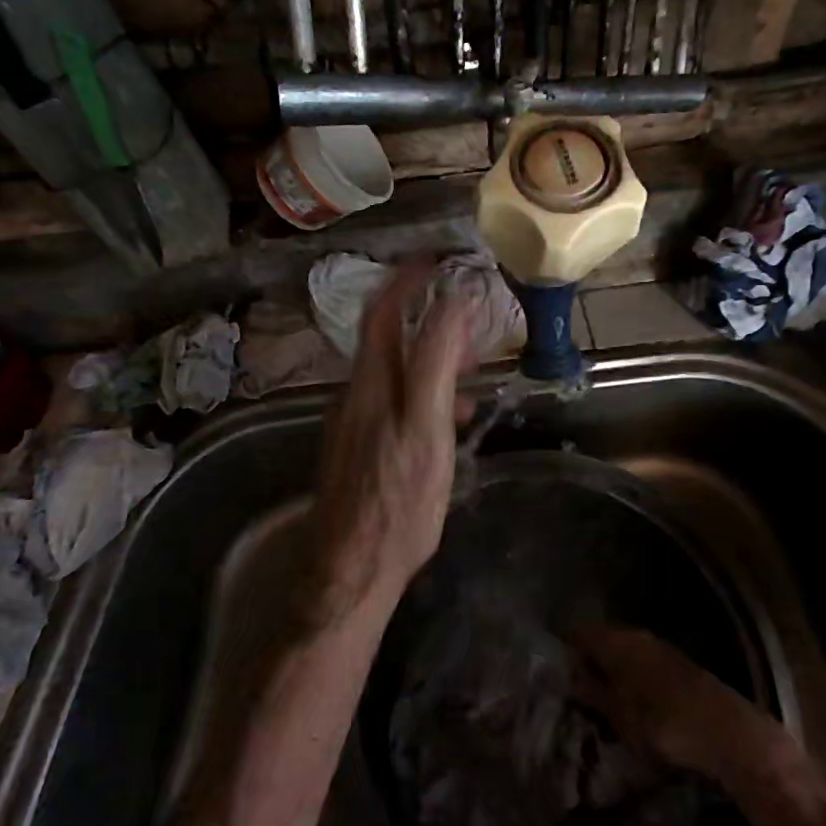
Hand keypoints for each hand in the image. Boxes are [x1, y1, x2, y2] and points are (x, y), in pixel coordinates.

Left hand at [310, 264, 474, 620]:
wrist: (352, 567)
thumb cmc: (398, 499)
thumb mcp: (426, 427)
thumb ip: (437, 363)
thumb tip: (453, 303)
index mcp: (371, 383)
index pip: (383, 313)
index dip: (404, 280)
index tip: (432, 258)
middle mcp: (355, 394)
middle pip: (387, 341)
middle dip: (425, 320)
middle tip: (468, 320)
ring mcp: (354, 423)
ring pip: (393, 374)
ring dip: (430, 361)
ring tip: (473, 371)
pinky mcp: (358, 449)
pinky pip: (392, 404)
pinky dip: (423, 396)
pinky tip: (450, 421)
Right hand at [570, 626, 758, 775]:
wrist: (726, 733)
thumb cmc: (660, 723)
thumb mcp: (615, 713)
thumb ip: (590, 689)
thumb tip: (570, 670)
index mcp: (615, 640)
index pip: (578, 631)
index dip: (564, 648)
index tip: (555, 672)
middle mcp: (636, 635)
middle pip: (602, 640)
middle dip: (589, 662)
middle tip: (576, 691)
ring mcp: (661, 648)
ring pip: (625, 654)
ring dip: (613, 673)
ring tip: (603, 702)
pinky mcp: (680, 666)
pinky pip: (644, 666)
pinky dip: (634, 681)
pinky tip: (634, 705)